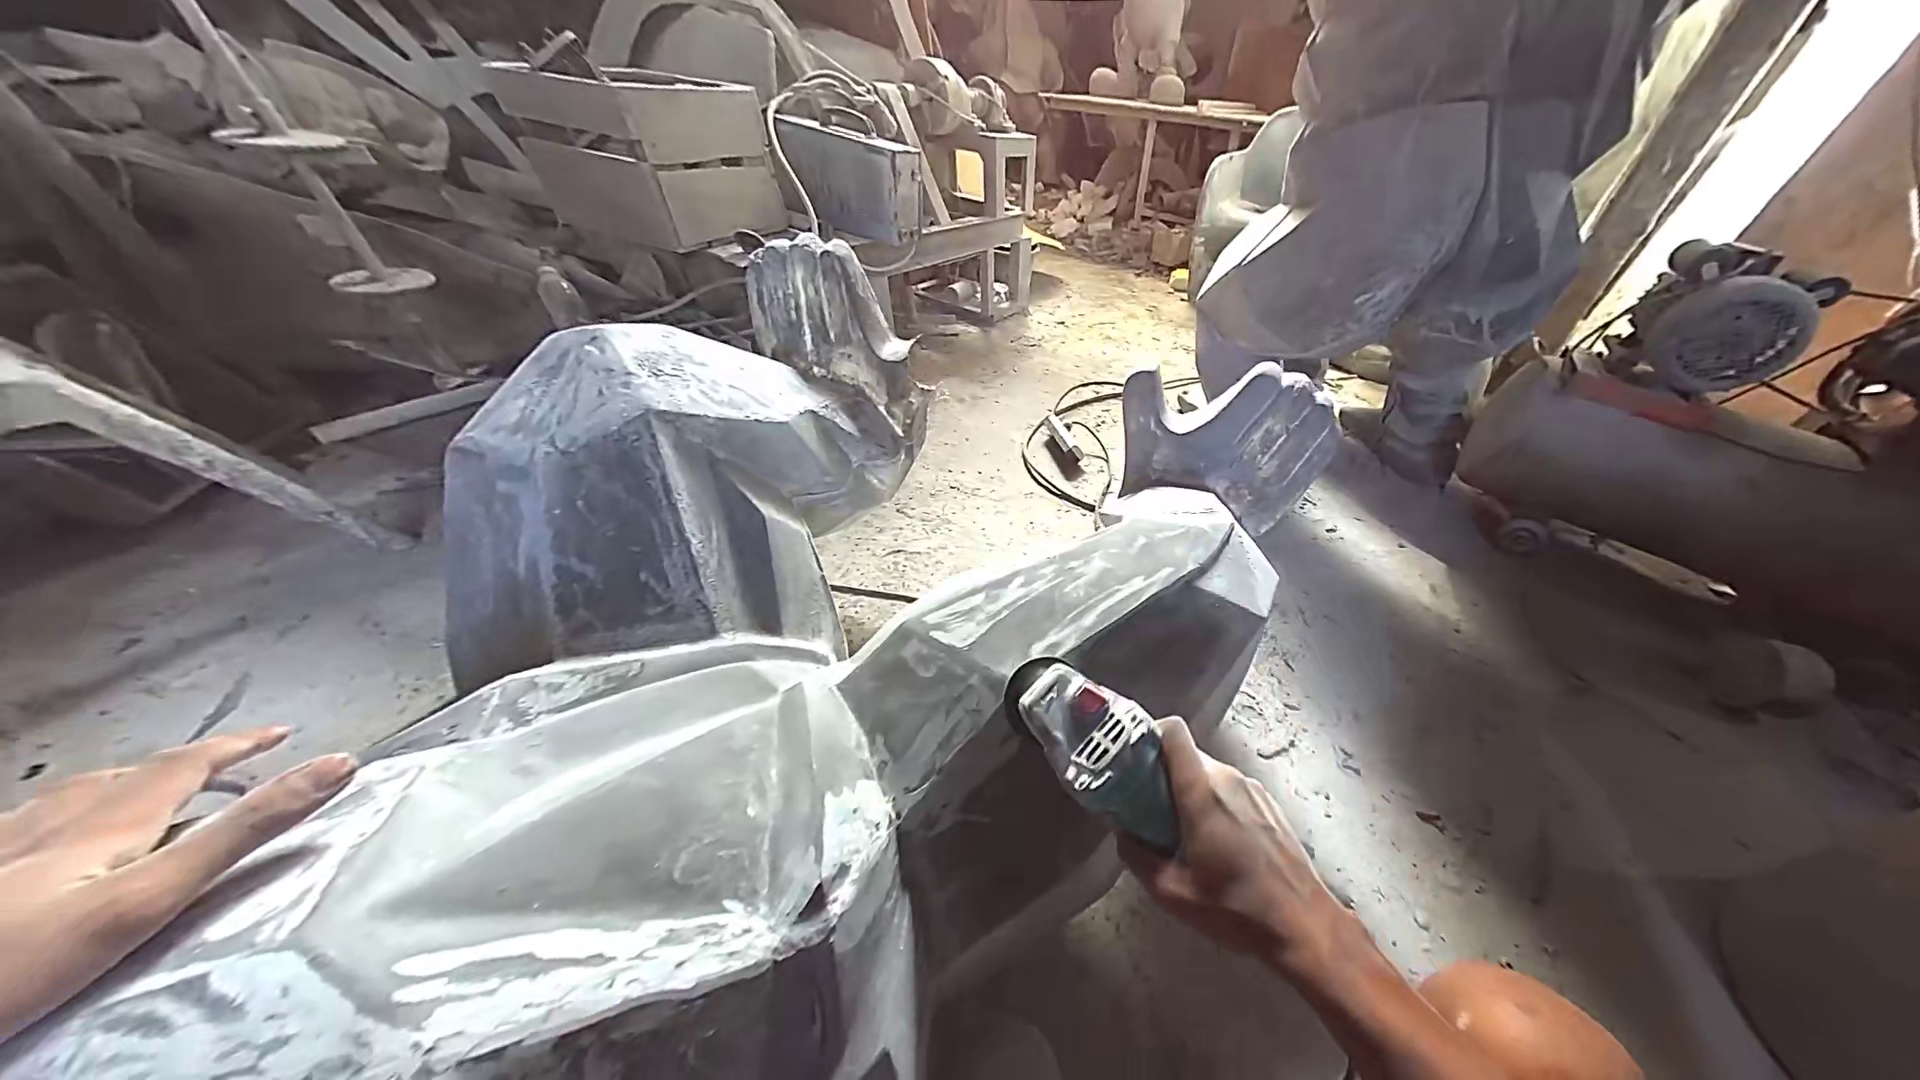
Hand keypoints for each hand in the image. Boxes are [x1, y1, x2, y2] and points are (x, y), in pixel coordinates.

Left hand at [0, 727, 355, 1041]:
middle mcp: (49, 830)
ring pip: (65, 805)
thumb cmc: (18, 962)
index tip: (281, 733)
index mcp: (107, 826)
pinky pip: (17, 837)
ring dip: (119, 790)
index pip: (186, 765)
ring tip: (143, 796)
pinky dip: (57, 825)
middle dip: (184, 766)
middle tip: (224, 766)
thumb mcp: (148, 897)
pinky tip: (41, 850)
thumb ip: (243, 831)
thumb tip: (339, 765)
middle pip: (125, 780)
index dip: (238, 745)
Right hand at [1119, 717, 1346, 966]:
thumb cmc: (1240, 911)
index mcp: (1202, 793)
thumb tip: (1121, 834)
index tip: (1133, 758)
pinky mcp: (1269, 804)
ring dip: (1188, 789)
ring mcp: (1253, 790)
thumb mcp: (1173, 893)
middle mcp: (1228, 780)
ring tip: (1182, 828)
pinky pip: (1230, 787)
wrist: (1308, 929)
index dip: (1149, 735)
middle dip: (1162, 774)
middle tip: (1149, 805)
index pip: (1173, 732)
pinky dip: (1214, 801)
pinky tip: (1216, 840)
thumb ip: (1137, 857)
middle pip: (1185, 755)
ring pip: (1207, 771)